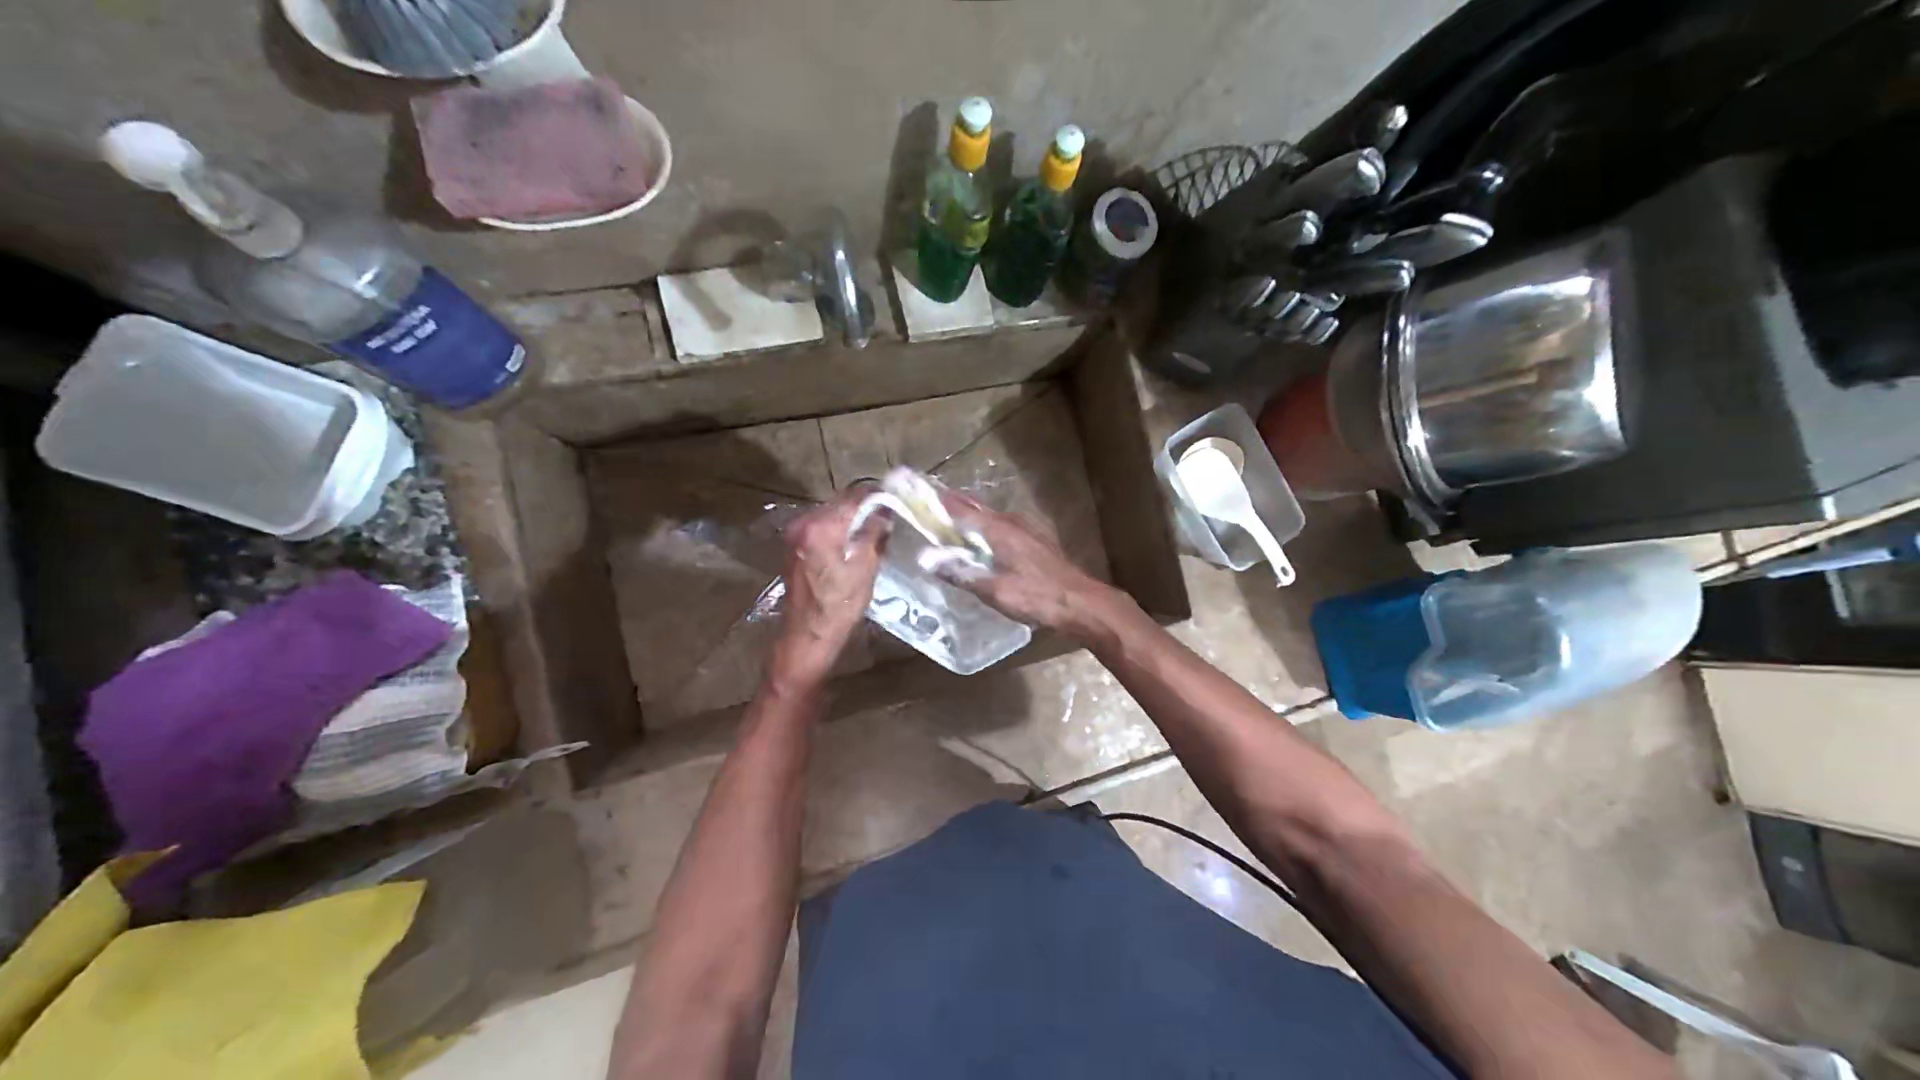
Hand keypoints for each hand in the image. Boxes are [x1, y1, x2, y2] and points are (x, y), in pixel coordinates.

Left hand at [769, 489, 885, 688]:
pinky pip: (820, 527)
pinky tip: (853, 542)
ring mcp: (794, 533)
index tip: (897, 501)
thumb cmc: (839, 607)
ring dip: (851, 518)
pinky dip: (837, 529)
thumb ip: (874, 533)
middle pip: (840, 502)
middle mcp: (803, 523)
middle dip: (865, 507)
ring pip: (830, 514)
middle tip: (888, 516)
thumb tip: (885, 512)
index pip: (855, 497)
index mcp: (822, 527)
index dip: (879, 497)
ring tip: (874, 530)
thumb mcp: (865, 569)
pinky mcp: (792, 545)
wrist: (806, 637)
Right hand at [939, 492, 1128, 640]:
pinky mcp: (1035, 539)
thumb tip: (925, 558)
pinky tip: (981, 537)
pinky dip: (984, 526)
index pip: (959, 508)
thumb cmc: (1036, 596)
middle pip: (974, 507)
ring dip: (968, 514)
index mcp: (998, 529)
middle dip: (950, 503)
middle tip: (925, 501)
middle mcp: (1011, 521)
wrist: (1080, 602)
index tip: (914, 488)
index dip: (935, 500)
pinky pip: (1001, 525)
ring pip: (989, 515)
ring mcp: (1026, 528)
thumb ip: (960, 572)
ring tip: (947, 518)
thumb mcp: (993, 590)